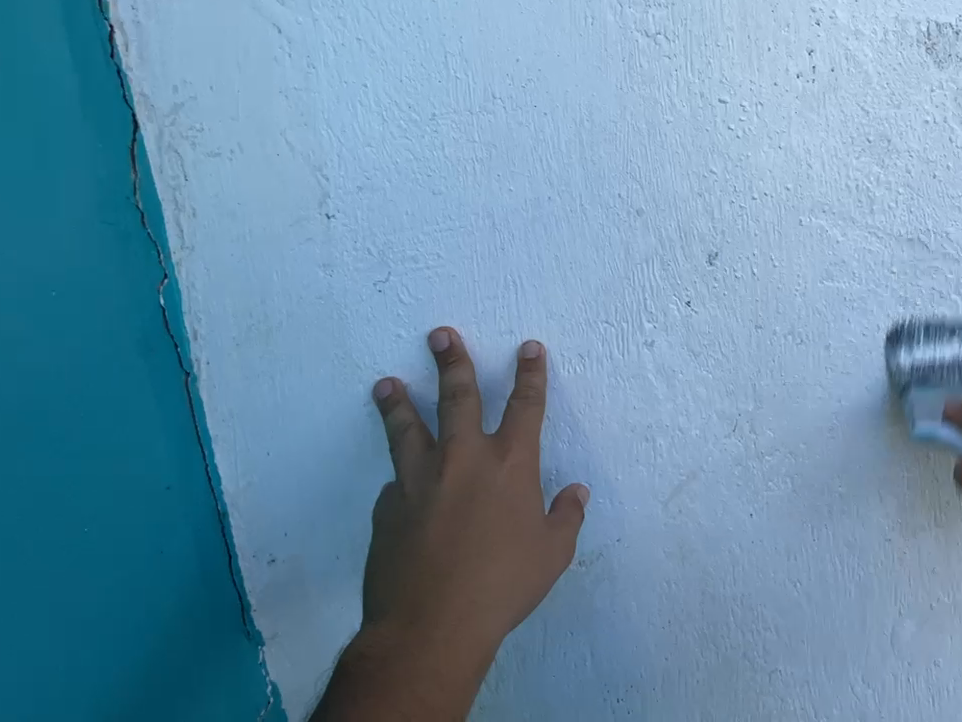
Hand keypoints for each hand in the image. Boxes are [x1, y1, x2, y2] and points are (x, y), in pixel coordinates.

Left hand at [359, 329, 586, 700]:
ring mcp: (420, 482)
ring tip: (385, 383)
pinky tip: (397, 487)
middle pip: (458, 398)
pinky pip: (396, 486)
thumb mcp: (552, 553)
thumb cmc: (502, 585)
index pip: (526, 405)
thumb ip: (566, 517)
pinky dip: (401, 479)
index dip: (531, 373)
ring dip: (398, 404)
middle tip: (439, 334)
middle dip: (452, 362)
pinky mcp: (388, 510)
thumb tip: (575, 493)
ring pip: (408, 430)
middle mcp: (464, 460)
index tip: (529, 347)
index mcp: (511, 464)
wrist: (429, 628)